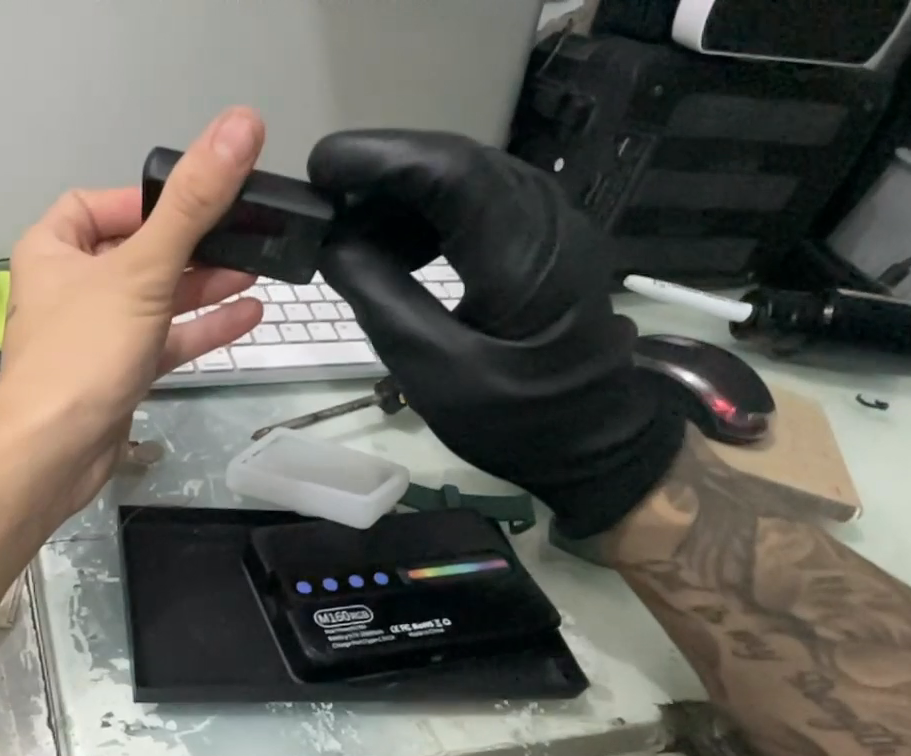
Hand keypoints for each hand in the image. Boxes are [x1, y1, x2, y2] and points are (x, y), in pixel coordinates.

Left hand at [0, 107, 266, 507]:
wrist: (54, 452)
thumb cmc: (85, 351)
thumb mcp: (143, 269)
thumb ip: (194, 203)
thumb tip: (240, 125)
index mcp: (54, 250)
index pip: (101, 205)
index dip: (148, 200)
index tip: (198, 201)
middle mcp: (71, 288)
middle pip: (138, 252)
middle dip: (192, 245)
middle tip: (247, 235)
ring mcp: (96, 335)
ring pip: (156, 299)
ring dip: (204, 286)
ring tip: (259, 270)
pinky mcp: (117, 373)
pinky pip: (163, 341)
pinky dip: (200, 328)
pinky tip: (248, 315)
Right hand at [308, 131, 684, 537]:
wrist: (592, 441)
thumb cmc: (516, 420)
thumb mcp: (436, 373)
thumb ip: (383, 299)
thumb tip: (334, 243)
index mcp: (523, 253)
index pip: (448, 172)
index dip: (379, 159)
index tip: (318, 169)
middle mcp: (545, 218)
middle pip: (455, 163)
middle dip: (381, 173)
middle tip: (321, 202)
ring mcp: (549, 224)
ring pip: (464, 179)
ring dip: (400, 194)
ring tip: (347, 227)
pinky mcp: (541, 240)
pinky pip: (476, 204)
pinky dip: (426, 214)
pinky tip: (393, 245)